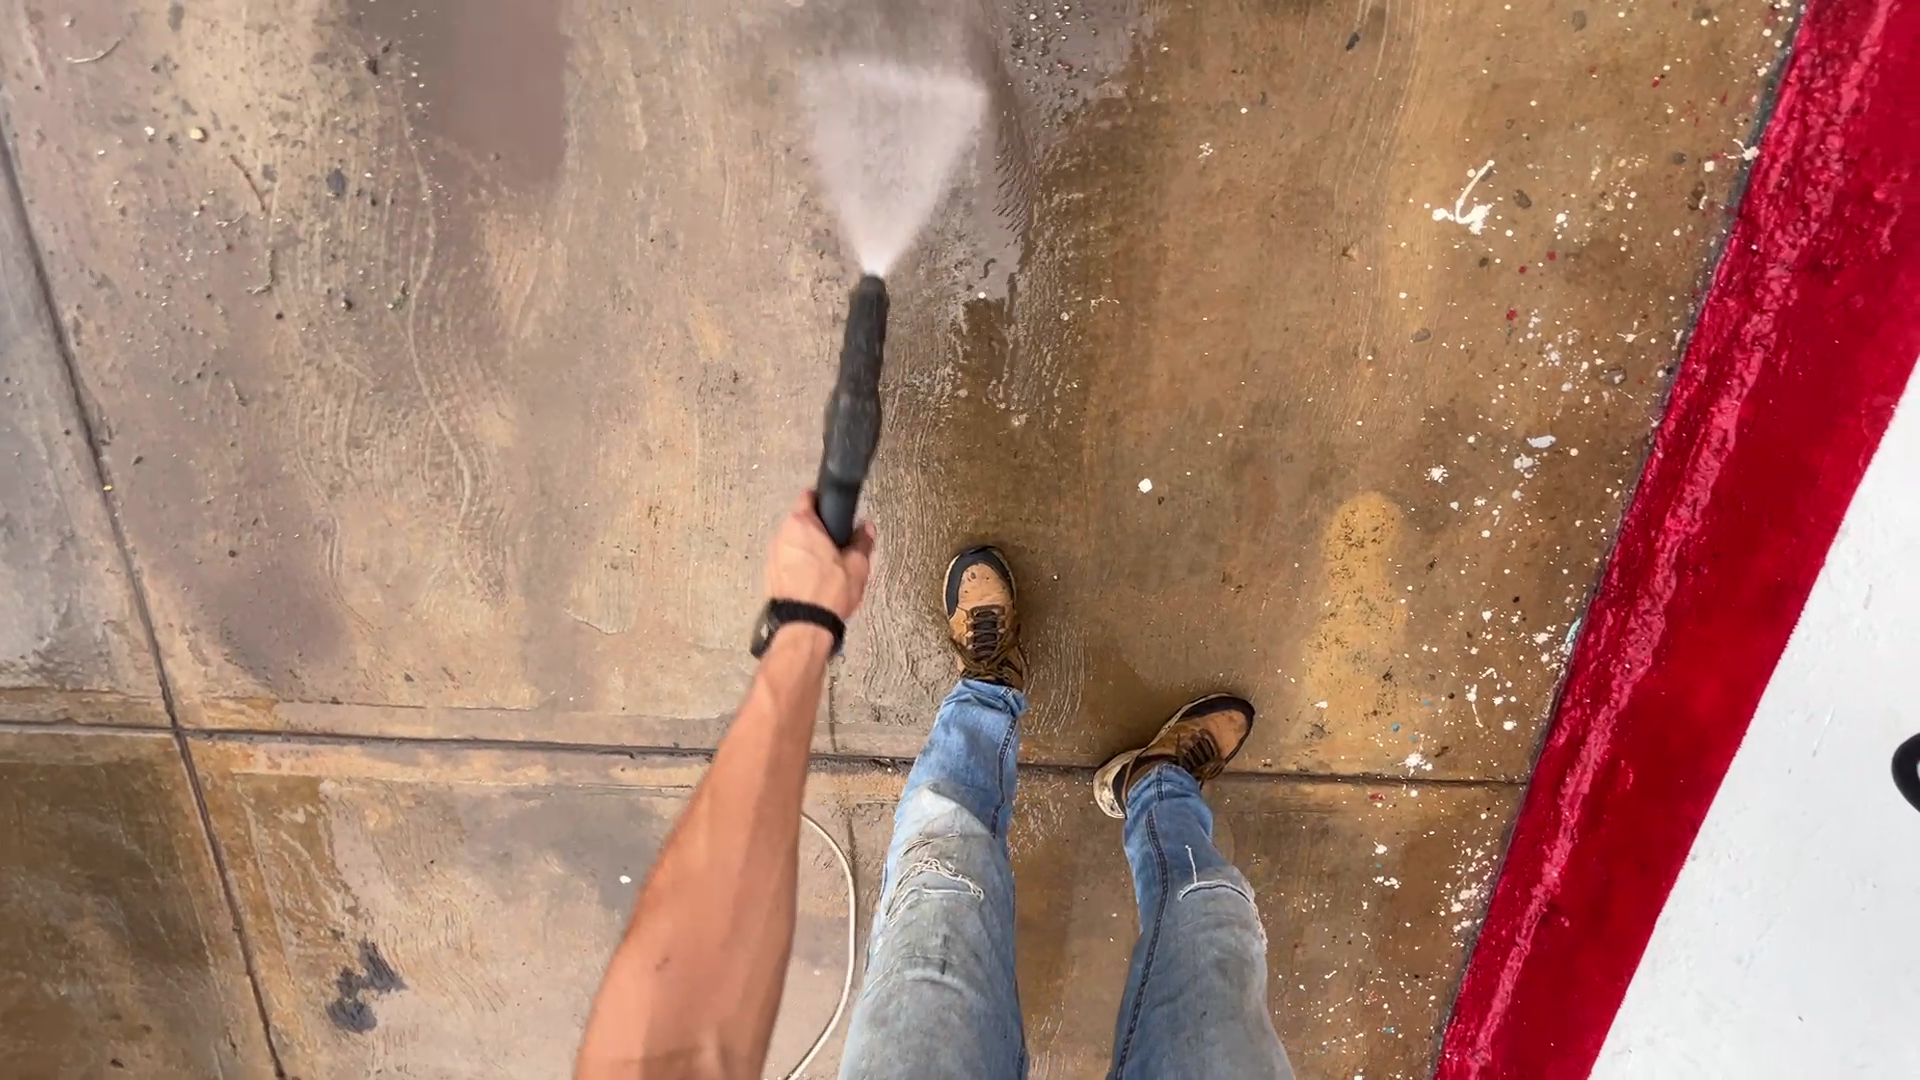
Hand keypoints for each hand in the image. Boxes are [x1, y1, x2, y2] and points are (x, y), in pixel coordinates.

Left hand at [764, 491, 874, 620]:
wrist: (804, 626)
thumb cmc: (827, 593)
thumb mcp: (857, 565)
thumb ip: (862, 542)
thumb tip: (866, 529)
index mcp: (802, 524)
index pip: (809, 496)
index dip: (823, 499)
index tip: (834, 508)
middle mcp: (782, 535)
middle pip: (800, 521)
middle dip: (817, 529)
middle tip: (837, 541)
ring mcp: (773, 556)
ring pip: (792, 543)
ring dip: (807, 549)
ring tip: (828, 566)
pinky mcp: (770, 575)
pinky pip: (787, 562)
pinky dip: (798, 566)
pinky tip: (815, 581)